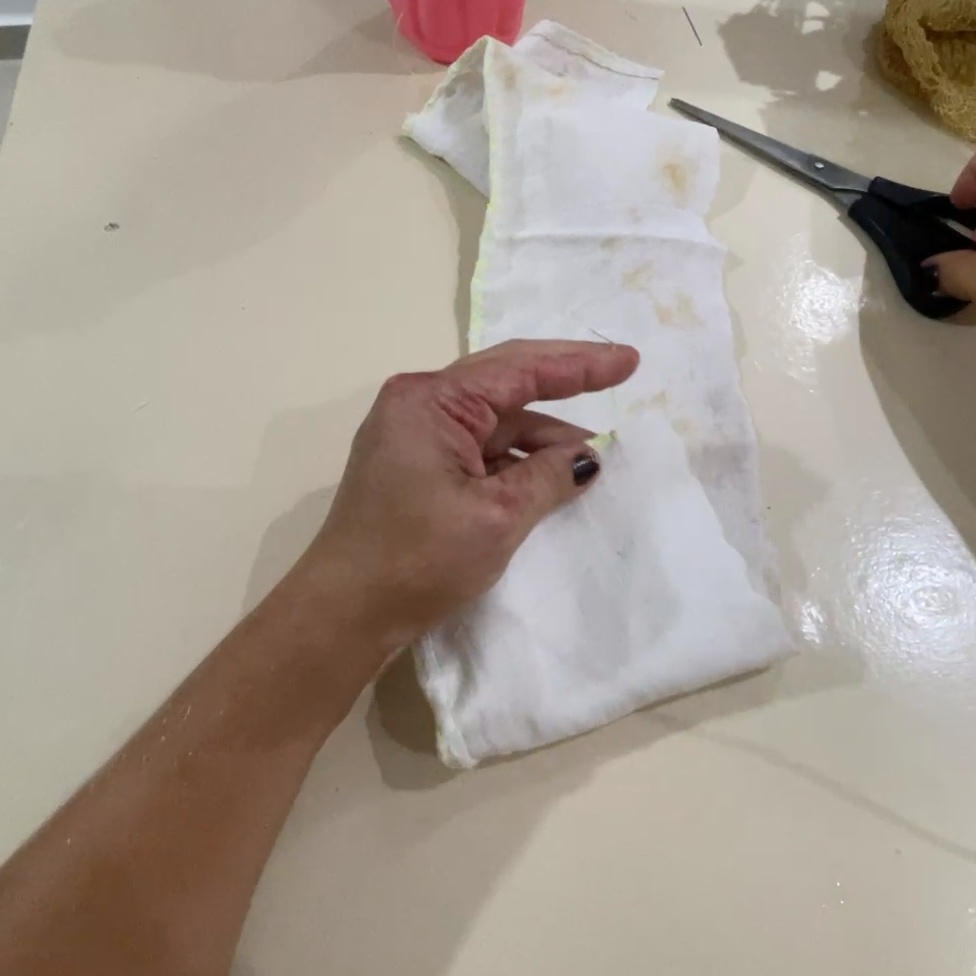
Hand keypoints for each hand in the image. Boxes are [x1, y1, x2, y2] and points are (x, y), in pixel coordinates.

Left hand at [290, 339, 638, 658]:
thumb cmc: (418, 560)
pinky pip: (478, 448)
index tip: (629, 362)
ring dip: (541, 437)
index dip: (580, 364)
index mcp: (431, 401)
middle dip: (564, 386)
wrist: (345, 613)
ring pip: (494, 422)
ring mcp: (414, 435)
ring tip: (592, 458)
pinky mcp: (416, 466)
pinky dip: (516, 460)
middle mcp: (419, 404)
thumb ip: (549, 477)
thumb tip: (588, 458)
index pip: (520, 368)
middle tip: (620, 379)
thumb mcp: (497, 517)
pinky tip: (550, 476)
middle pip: (506, 383)